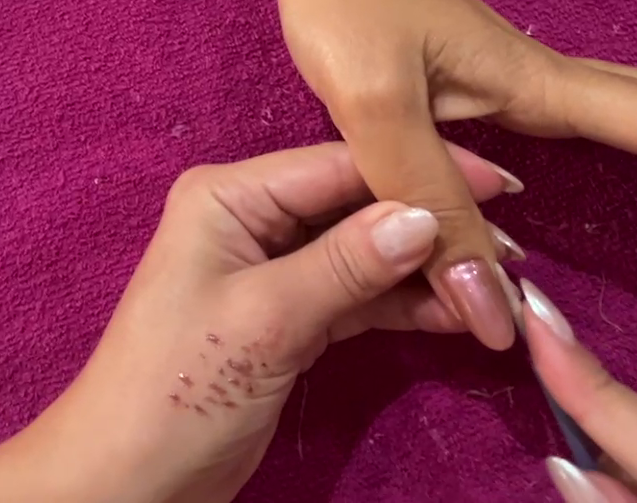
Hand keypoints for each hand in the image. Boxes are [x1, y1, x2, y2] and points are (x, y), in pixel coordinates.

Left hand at [0, 143, 515, 502]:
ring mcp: (269, 262)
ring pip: (360, 250)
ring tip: (497, 286)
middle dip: (426, 225)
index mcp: (228, 194)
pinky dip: (401, 302)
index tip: (496, 185)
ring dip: (423, 268)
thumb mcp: (266, 320)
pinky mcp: (287, 308)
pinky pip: (354, 291)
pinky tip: (455, 312)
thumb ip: (346, 264)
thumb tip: (426, 212)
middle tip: (507, 249)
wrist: (129, 475)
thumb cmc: (177, 387)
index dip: (414, 171)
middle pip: (353, 204)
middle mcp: (250, 214)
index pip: (335, 165)